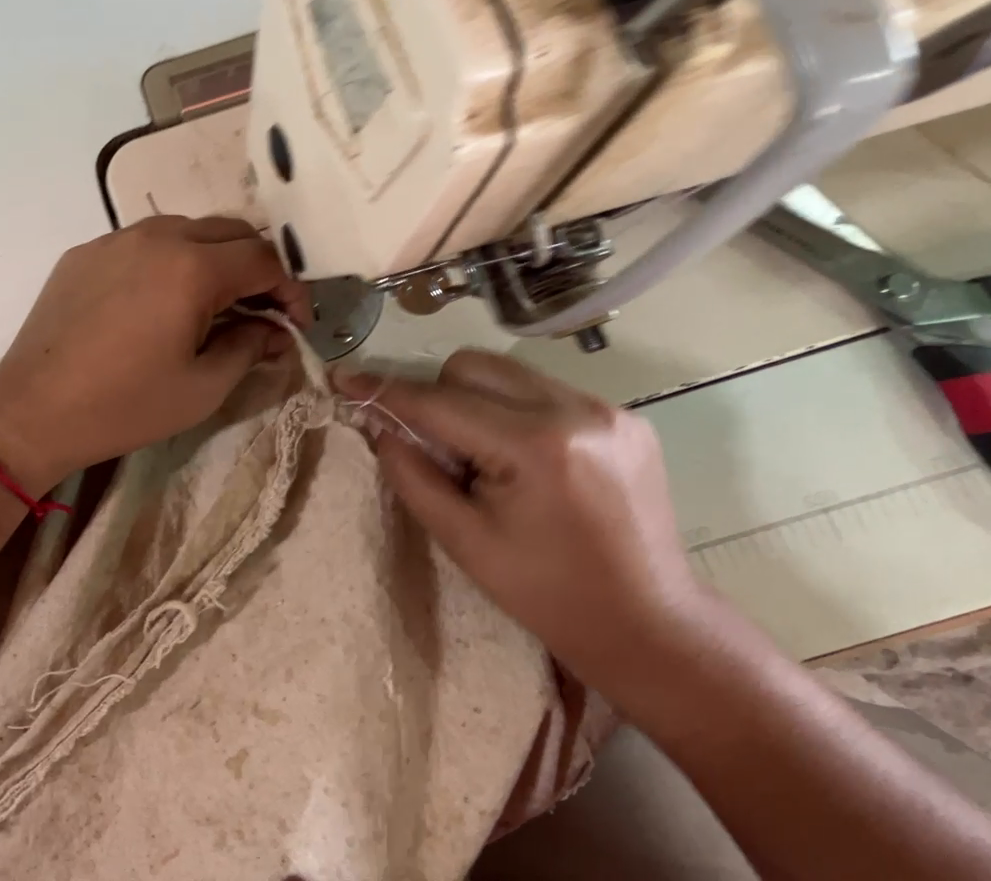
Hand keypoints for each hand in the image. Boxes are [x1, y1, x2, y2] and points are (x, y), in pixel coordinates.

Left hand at [0, 216, 311, 489]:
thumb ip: (250, 348)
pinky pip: (139, 244)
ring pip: (183, 231)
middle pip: (228, 232)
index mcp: (192, 267)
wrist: (33, 411)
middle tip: (260, 310)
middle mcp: (154, 237)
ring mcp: (113, 240)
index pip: (262, 259)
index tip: (294, 322)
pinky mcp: (82, 254)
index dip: (290, 289)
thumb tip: (274, 330)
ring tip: (211, 305)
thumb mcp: (202, 388)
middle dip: (255, 266)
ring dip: (210, 259)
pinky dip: (165, 262)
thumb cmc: (124, 406)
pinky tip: (157, 303)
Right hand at [335, 351, 705, 680]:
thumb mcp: (462, 540)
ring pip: (508, 372)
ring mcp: (609, 410)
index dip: (385, 390)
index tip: (343, 378)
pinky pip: (544, 392)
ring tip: (483, 460)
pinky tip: (524, 461)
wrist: (648, 623)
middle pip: (472, 367)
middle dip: (436, 396)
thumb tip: (379, 424)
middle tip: (433, 449)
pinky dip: (514, 412)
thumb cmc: (545, 594)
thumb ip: (412, 474)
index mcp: (535, 447)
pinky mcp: (626, 418)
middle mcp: (576, 410)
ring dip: (475, 401)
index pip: (439, 401)